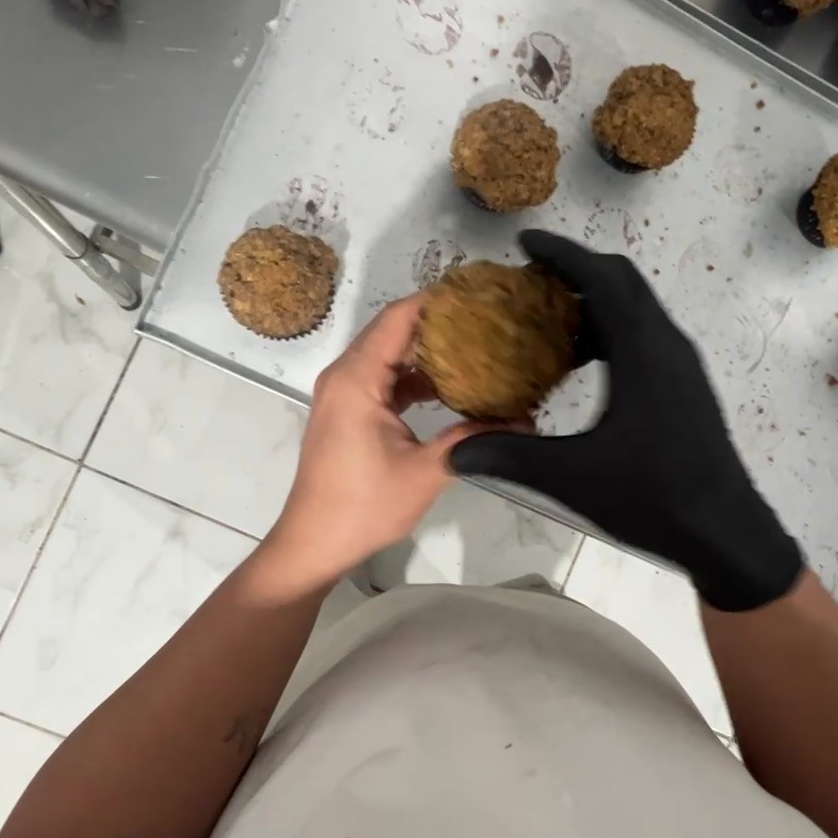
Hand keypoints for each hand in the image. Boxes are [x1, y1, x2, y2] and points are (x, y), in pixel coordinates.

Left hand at [262, 295, 485, 593]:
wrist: (315, 541)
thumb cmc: (364, 506)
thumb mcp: (426, 471)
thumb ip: (473, 439)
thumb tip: (522, 422)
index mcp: (357, 378)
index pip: (400, 317)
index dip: (438, 300)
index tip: (479, 295)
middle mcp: (345, 375)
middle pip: (394, 331)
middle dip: (439, 323)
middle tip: (487, 321)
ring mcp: (342, 394)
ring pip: (389, 356)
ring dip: (428, 353)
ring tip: (477, 350)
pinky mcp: (346, 412)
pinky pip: (382, 380)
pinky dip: (413, 379)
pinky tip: (449, 389)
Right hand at [449, 231, 803, 611]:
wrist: (724, 531)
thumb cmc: (653, 497)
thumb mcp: (573, 478)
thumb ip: (512, 458)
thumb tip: (455, 450)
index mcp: (644, 352)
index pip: (604, 278)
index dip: (564, 255)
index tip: (526, 243)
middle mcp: (667, 345)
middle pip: (624, 284)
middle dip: (577, 272)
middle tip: (530, 282)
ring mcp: (681, 366)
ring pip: (637, 311)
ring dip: (596, 303)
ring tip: (548, 320)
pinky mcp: (685, 386)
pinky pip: (645, 337)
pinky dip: (611, 332)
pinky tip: (582, 366)